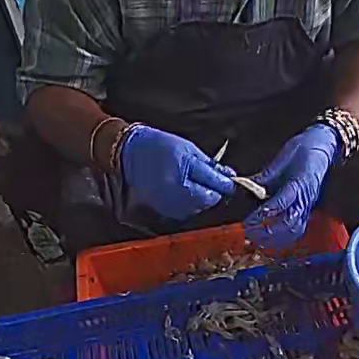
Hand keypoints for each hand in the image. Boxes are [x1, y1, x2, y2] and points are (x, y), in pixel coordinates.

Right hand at [119, 125, 234, 220]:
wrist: (128, 153)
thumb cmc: (159, 146)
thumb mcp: (188, 150)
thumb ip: (210, 166)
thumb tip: (229, 177)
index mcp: (184, 178)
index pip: (213, 190)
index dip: (224, 186)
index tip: (228, 181)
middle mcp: (176, 196)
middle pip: (206, 202)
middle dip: (211, 192)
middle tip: (209, 180)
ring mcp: (169, 206)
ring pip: (196, 209)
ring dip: (200, 199)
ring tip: (192, 182)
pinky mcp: (162, 210)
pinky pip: (183, 212)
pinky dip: (188, 204)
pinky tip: (182, 191)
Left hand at [245, 121, 340, 249]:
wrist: (325, 145)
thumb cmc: (304, 149)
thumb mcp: (282, 158)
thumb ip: (266, 176)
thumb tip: (245, 186)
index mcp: (299, 181)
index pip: (284, 201)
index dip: (268, 212)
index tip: (252, 218)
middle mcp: (306, 197)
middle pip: (289, 222)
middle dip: (268, 230)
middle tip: (249, 229)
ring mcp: (308, 206)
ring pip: (294, 230)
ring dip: (274, 238)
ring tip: (255, 237)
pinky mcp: (307, 211)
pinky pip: (297, 230)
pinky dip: (282, 239)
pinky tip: (269, 241)